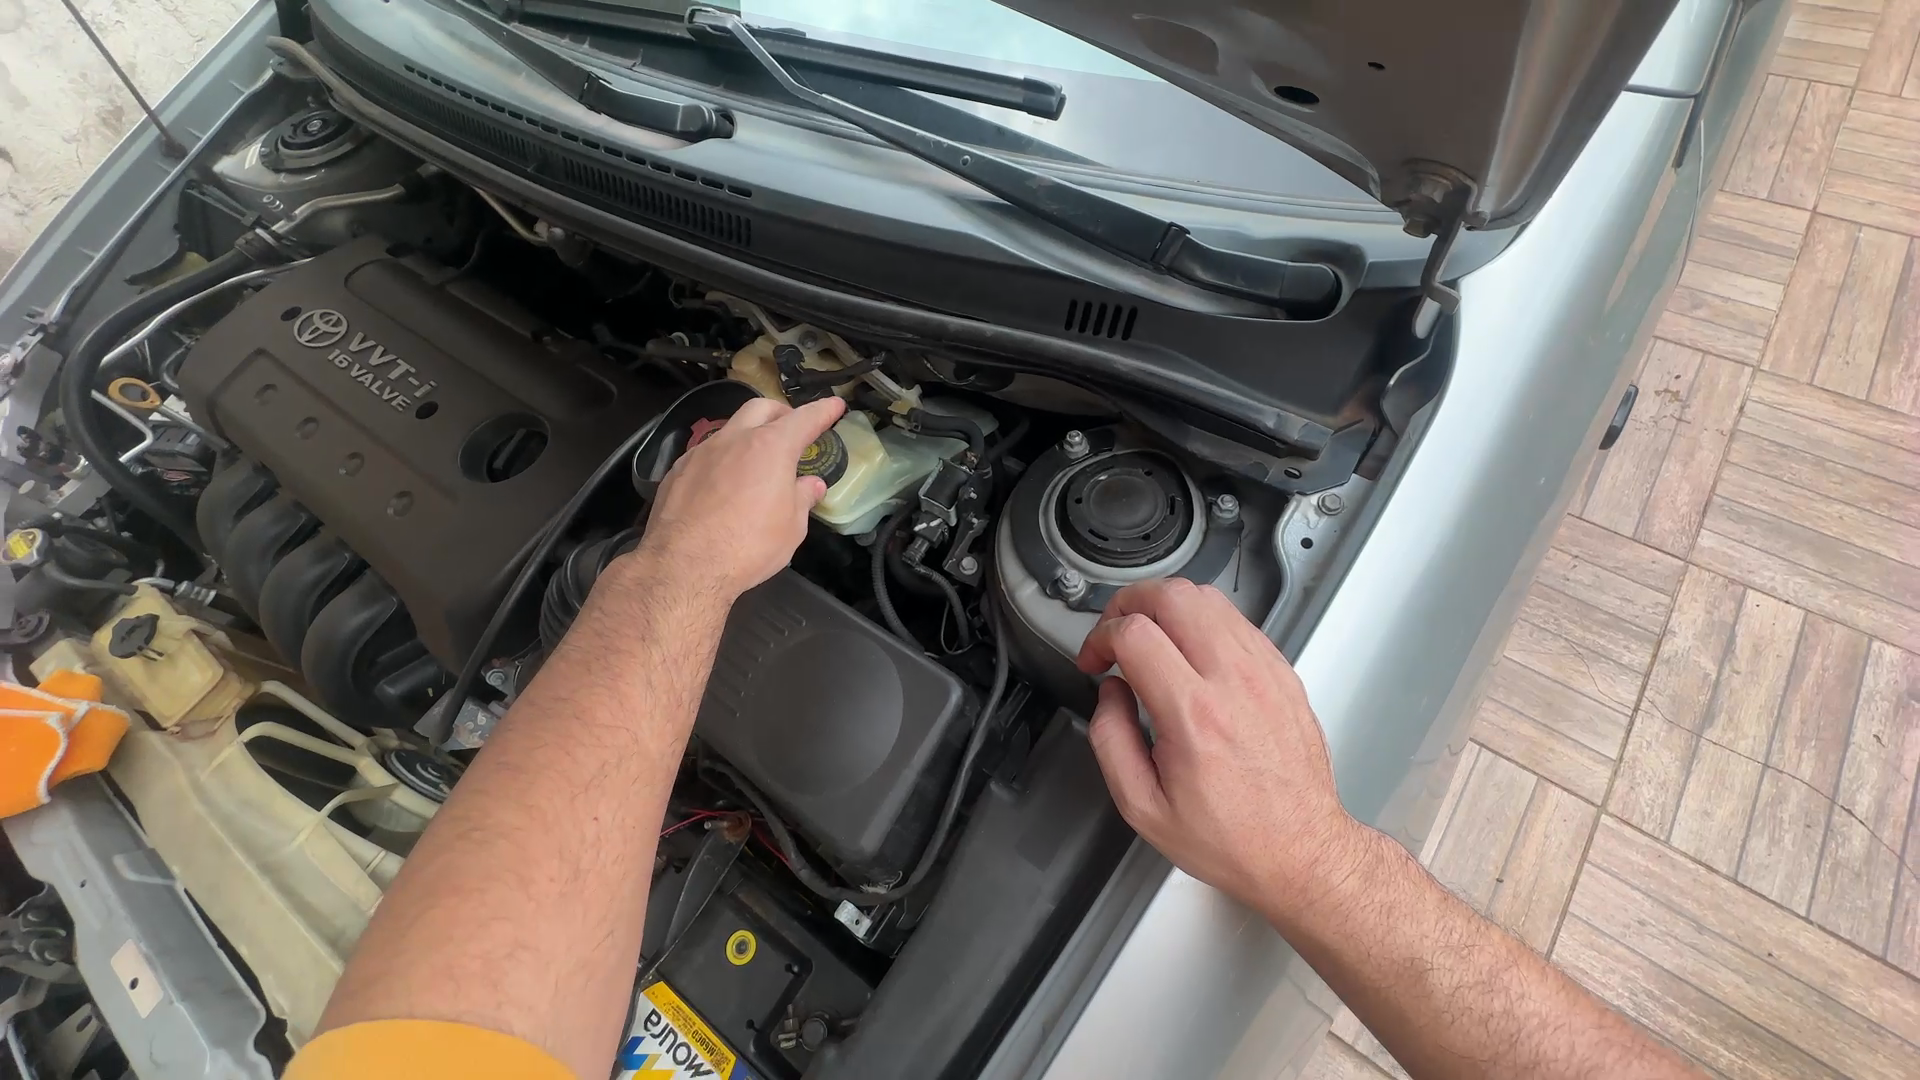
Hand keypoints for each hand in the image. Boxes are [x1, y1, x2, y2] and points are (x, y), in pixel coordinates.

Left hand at [630, 395, 845, 600]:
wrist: (684, 566)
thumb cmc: (749, 546)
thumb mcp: (792, 527)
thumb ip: (802, 498)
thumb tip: (810, 484)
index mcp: (770, 448)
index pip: (804, 419)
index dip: (823, 411)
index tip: (835, 405)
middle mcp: (734, 440)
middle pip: (761, 408)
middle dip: (782, 413)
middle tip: (794, 430)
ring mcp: (701, 453)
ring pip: (730, 429)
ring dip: (749, 436)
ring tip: (758, 462)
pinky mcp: (678, 471)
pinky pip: (707, 453)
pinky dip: (724, 459)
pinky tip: (726, 484)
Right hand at [1075, 578, 1357, 911]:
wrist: (1302, 852)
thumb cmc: (1229, 837)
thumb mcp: (1142, 806)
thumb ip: (1109, 739)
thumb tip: (1109, 692)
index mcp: (1193, 714)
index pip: (1135, 633)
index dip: (1099, 637)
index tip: (1094, 661)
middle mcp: (1233, 681)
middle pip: (1173, 595)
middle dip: (1129, 603)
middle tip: (1115, 633)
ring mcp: (1264, 671)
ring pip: (1206, 596)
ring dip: (1164, 607)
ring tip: (1150, 638)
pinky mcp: (1281, 671)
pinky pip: (1235, 619)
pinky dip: (1200, 620)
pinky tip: (1188, 651)